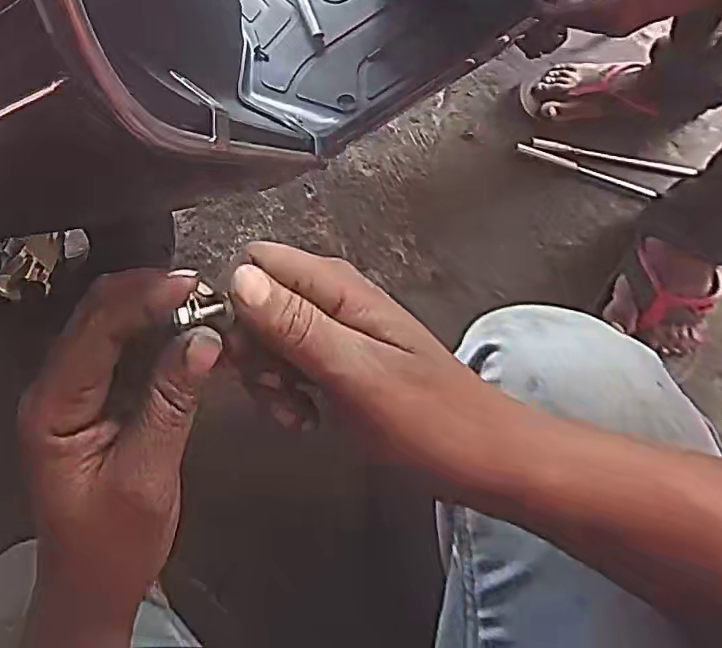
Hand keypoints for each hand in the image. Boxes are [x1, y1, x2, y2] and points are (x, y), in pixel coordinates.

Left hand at [17, 270, 222, 644]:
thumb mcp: (146, 480)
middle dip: (149, 291)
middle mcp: (54, 386)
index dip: (143, 298)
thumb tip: (203, 341)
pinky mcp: (96, 389)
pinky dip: (157, 325)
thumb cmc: (109, 549)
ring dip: (154, 303)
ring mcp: (73, 385)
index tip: (189, 286)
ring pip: (110, 317)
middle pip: (97, 311)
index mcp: (52, 407)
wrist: (90, 589)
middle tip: (200, 288)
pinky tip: (185, 325)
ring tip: (199, 302)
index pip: (96, 329)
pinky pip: (124, 340)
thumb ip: (171, 405)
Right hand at [223, 243, 522, 496]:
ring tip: (296, 409)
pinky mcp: (335, 354)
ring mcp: (333, 325)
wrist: (483, 457)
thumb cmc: (431, 418)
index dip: (237, 306)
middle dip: (250, 348)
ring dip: (266, 376)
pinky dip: (283, 389)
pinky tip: (305, 413)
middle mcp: (331, 295)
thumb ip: (296, 324)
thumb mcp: (356, 372)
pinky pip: (285, 359)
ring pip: (265, 334)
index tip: (245, 355)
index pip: (254, 264)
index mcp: (336, 285)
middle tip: (277, 389)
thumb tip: (240, 279)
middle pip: (254, 300)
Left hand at [527, 0, 721, 37]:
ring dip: (567, 5)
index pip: (556, 14)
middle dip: (551, 4)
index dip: (539, 2)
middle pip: (565, 20)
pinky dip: (584, 6)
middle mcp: (609, 27)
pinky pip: (594, 19)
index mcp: (605, 12)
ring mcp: (617, 29)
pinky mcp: (625, 25)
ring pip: (578, 20)